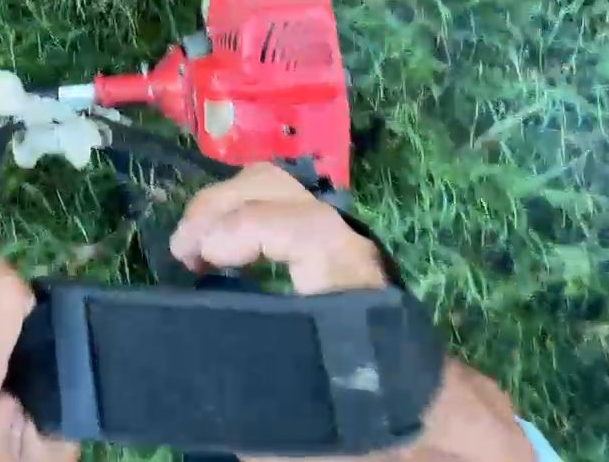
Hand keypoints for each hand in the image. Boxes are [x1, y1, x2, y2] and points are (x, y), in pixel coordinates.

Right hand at [171, 165, 537, 461]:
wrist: (428, 406)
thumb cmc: (374, 409)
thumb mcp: (325, 422)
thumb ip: (267, 400)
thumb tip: (201, 373)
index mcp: (352, 282)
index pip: (305, 229)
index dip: (246, 228)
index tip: (201, 258)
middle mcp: (344, 243)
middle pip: (276, 188)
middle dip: (217, 208)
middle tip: (180, 253)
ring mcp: (329, 231)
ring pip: (270, 185)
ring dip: (220, 205)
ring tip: (190, 247)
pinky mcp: (318, 235)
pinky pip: (269, 200)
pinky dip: (232, 209)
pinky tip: (212, 245)